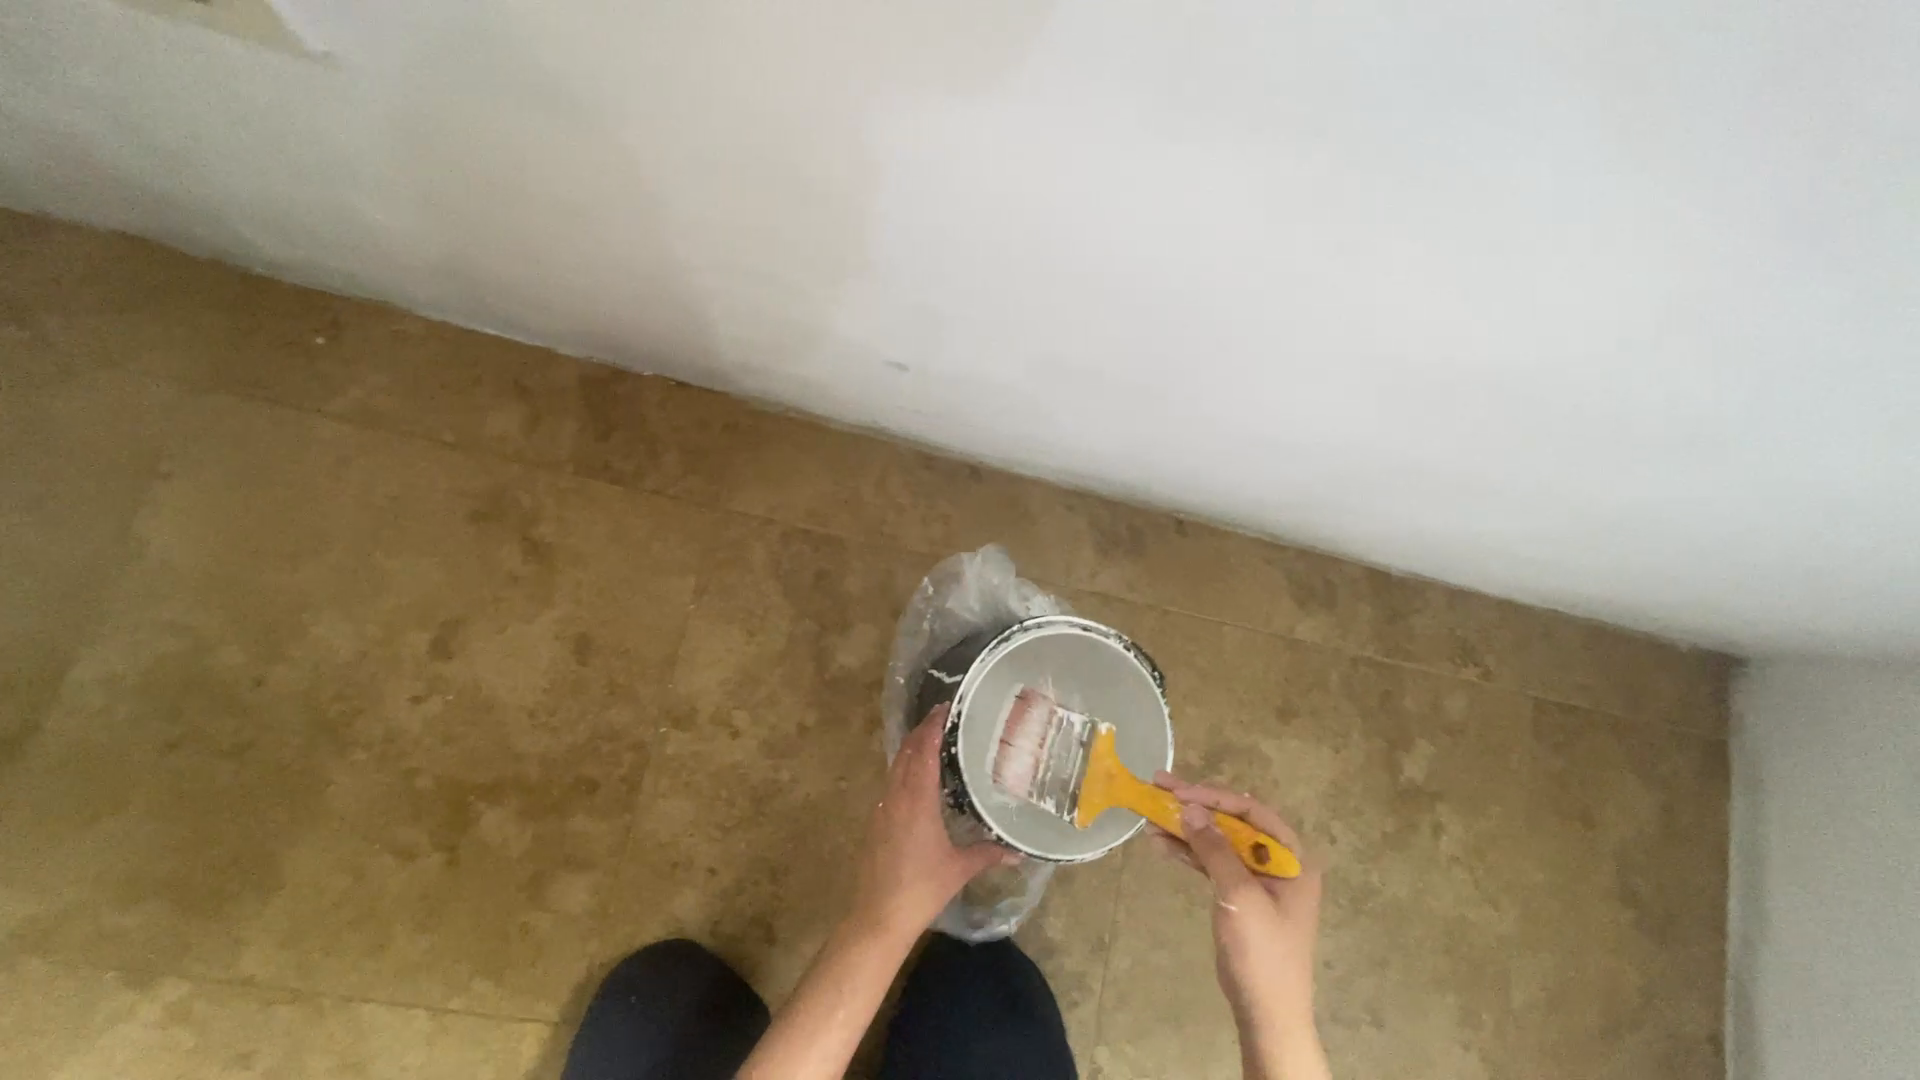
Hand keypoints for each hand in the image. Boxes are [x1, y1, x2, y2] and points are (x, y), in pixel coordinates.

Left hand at [851, 706, 1012, 936]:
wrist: (878, 916)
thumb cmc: (922, 888)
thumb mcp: (959, 868)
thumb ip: (988, 853)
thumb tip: (1019, 851)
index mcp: (916, 799)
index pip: (924, 750)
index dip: (933, 726)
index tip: (946, 708)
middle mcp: (896, 796)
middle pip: (906, 752)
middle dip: (922, 732)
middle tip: (944, 718)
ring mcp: (882, 808)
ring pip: (895, 768)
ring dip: (912, 750)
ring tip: (933, 742)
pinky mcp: (875, 822)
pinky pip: (890, 785)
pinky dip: (904, 771)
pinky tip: (917, 781)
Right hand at [1149, 773, 1323, 1035]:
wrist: (1266, 1011)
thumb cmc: (1262, 951)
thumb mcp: (1238, 895)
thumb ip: (1215, 849)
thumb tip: (1190, 808)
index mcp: (1292, 857)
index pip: (1251, 811)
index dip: (1213, 797)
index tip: (1178, 792)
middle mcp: (1278, 861)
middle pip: (1233, 822)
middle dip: (1196, 807)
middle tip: (1159, 787)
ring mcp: (1258, 879)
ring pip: (1219, 841)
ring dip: (1187, 829)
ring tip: (1150, 817)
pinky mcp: (1240, 895)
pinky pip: (1213, 862)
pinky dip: (1189, 852)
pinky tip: (1162, 844)